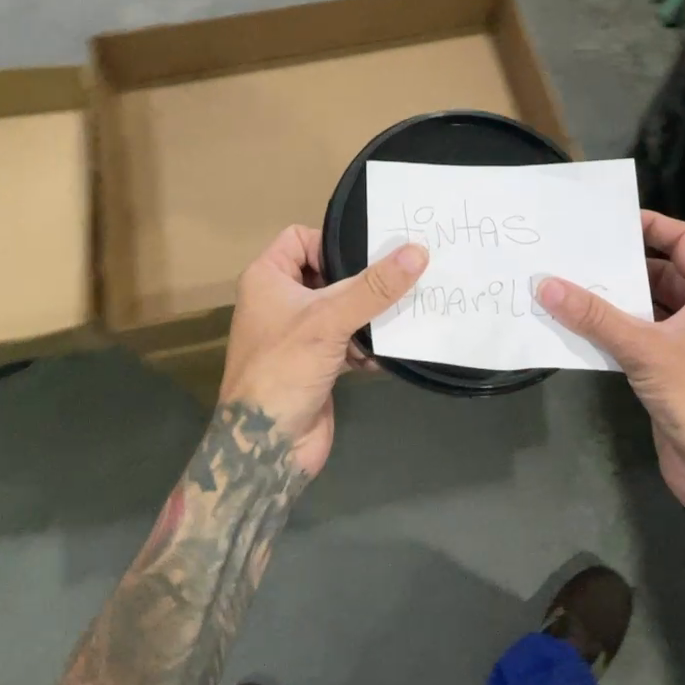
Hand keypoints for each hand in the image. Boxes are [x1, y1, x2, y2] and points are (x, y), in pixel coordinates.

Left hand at [219, 226, 427, 478]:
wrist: (268, 446)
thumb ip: (373, 287)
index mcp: (267, 278)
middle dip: (361, 282)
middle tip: (402, 278)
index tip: (369, 255)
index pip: (300, 238)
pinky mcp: (316, 362)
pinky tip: (386, 354)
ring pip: (341, 309)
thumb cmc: (284, 369)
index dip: (331, 242)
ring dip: (368, 316)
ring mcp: (298, 333)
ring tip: (400, 315)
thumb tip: (417, 251)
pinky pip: (347, 340)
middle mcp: (279, 301)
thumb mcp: (329, 320)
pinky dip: (365, 346)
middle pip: (327, 273)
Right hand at [538, 211, 684, 512]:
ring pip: (646, 310)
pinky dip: (611, 334)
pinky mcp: (672, 375)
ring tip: (563, 287)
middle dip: (620, 266)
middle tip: (572, 254)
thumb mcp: (645, 349)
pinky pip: (638, 341)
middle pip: (660, 274)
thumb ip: (594, 316)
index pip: (684, 241)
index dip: (650, 225)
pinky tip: (575, 331)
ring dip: (611, 302)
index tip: (607, 221)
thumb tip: (545, 284)